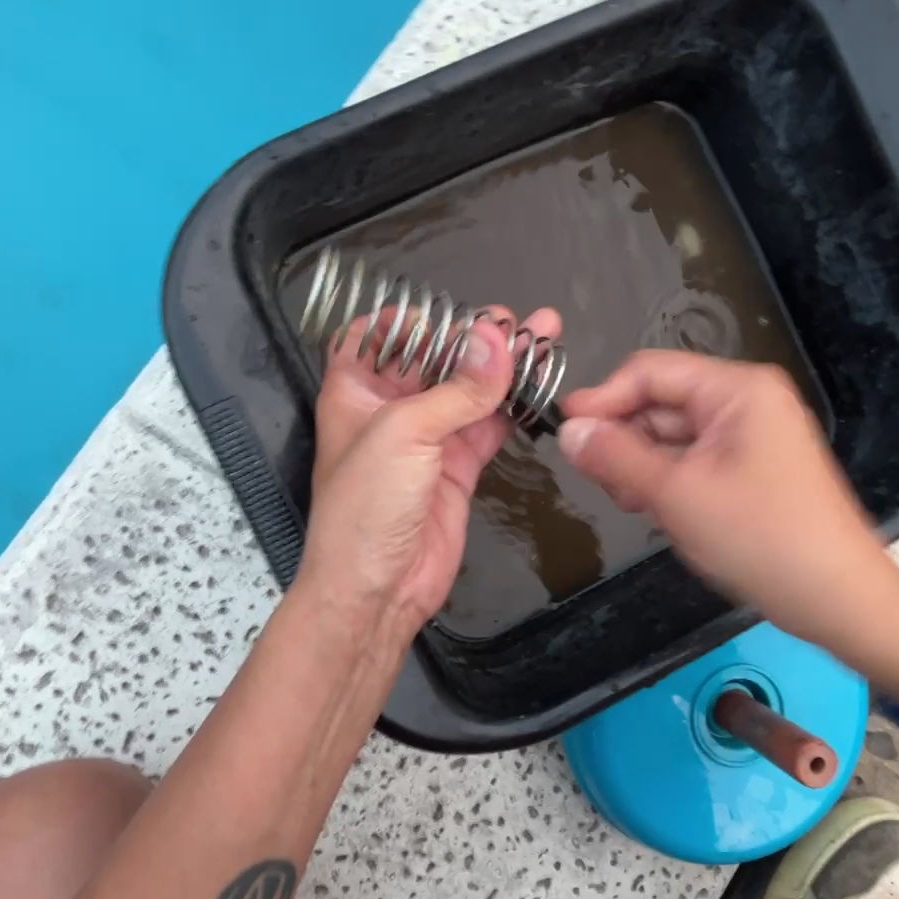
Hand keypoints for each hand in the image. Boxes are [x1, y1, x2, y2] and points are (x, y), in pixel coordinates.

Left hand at [294, 307, 562, 639]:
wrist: (377, 590)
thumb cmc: (364, 508)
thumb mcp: (405, 434)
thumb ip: (457, 388)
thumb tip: (497, 338)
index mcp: (355, 391)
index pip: (378, 337)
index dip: (411, 319)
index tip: (453, 308)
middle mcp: (389, 410)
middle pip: (434, 360)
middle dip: (473, 337)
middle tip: (518, 320)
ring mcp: (426, 439)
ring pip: (468, 390)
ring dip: (503, 367)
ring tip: (543, 337)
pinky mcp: (457, 467)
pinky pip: (488, 426)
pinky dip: (513, 406)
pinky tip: (539, 383)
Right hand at [556, 350, 898, 644]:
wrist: (841, 601)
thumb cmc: (762, 539)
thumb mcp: (676, 495)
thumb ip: (615, 456)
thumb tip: (566, 430)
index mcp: (735, 390)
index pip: (648, 372)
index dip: (602, 399)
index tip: (561, 432)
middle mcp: (744, 402)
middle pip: (659, 403)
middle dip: (624, 439)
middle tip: (598, 482)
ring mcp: (749, 437)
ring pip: (671, 436)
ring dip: (642, 465)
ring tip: (632, 503)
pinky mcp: (750, 469)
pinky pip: (692, 460)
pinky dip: (667, 481)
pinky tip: (657, 511)